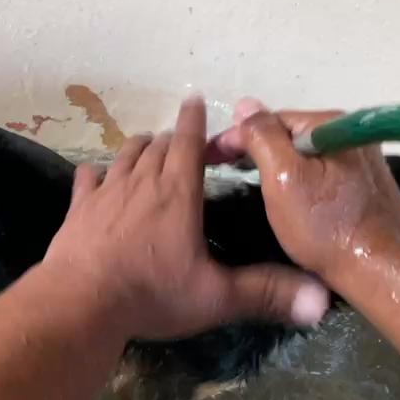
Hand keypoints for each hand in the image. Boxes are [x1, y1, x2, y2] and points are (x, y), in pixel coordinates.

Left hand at [41, 97, 329, 339]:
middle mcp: (140, 184)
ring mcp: (105, 194)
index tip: (194, 99)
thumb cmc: (153, 293)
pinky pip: (86, 181)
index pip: (187, 144)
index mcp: (177, 194)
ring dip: (137, 149)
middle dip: (169, 138)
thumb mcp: (216, 297)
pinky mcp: (78, 209)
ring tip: (145, 146)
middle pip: (156, 148)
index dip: (193, 121)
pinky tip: (94, 174)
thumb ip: (266, 293)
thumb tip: (321, 300)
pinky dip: (95, 174)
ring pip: (123, 158)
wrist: (81, 300)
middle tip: (178, 139)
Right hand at [206, 99, 399, 283]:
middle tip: (225, 169)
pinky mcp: (367, 181)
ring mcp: (363, 157)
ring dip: (277, 163)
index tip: (210, 156)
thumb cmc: (322, 226)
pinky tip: (288, 193)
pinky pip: (320, 169)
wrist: (376, 271)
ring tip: (250, 180)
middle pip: (288, 135)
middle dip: (257, 149)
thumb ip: (262, 137)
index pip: (271, 120)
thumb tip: (245, 103)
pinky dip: (299, 176)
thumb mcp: (283, 178)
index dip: (237, 137)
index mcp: (331, 124)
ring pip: (303, 153)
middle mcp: (351, 132)